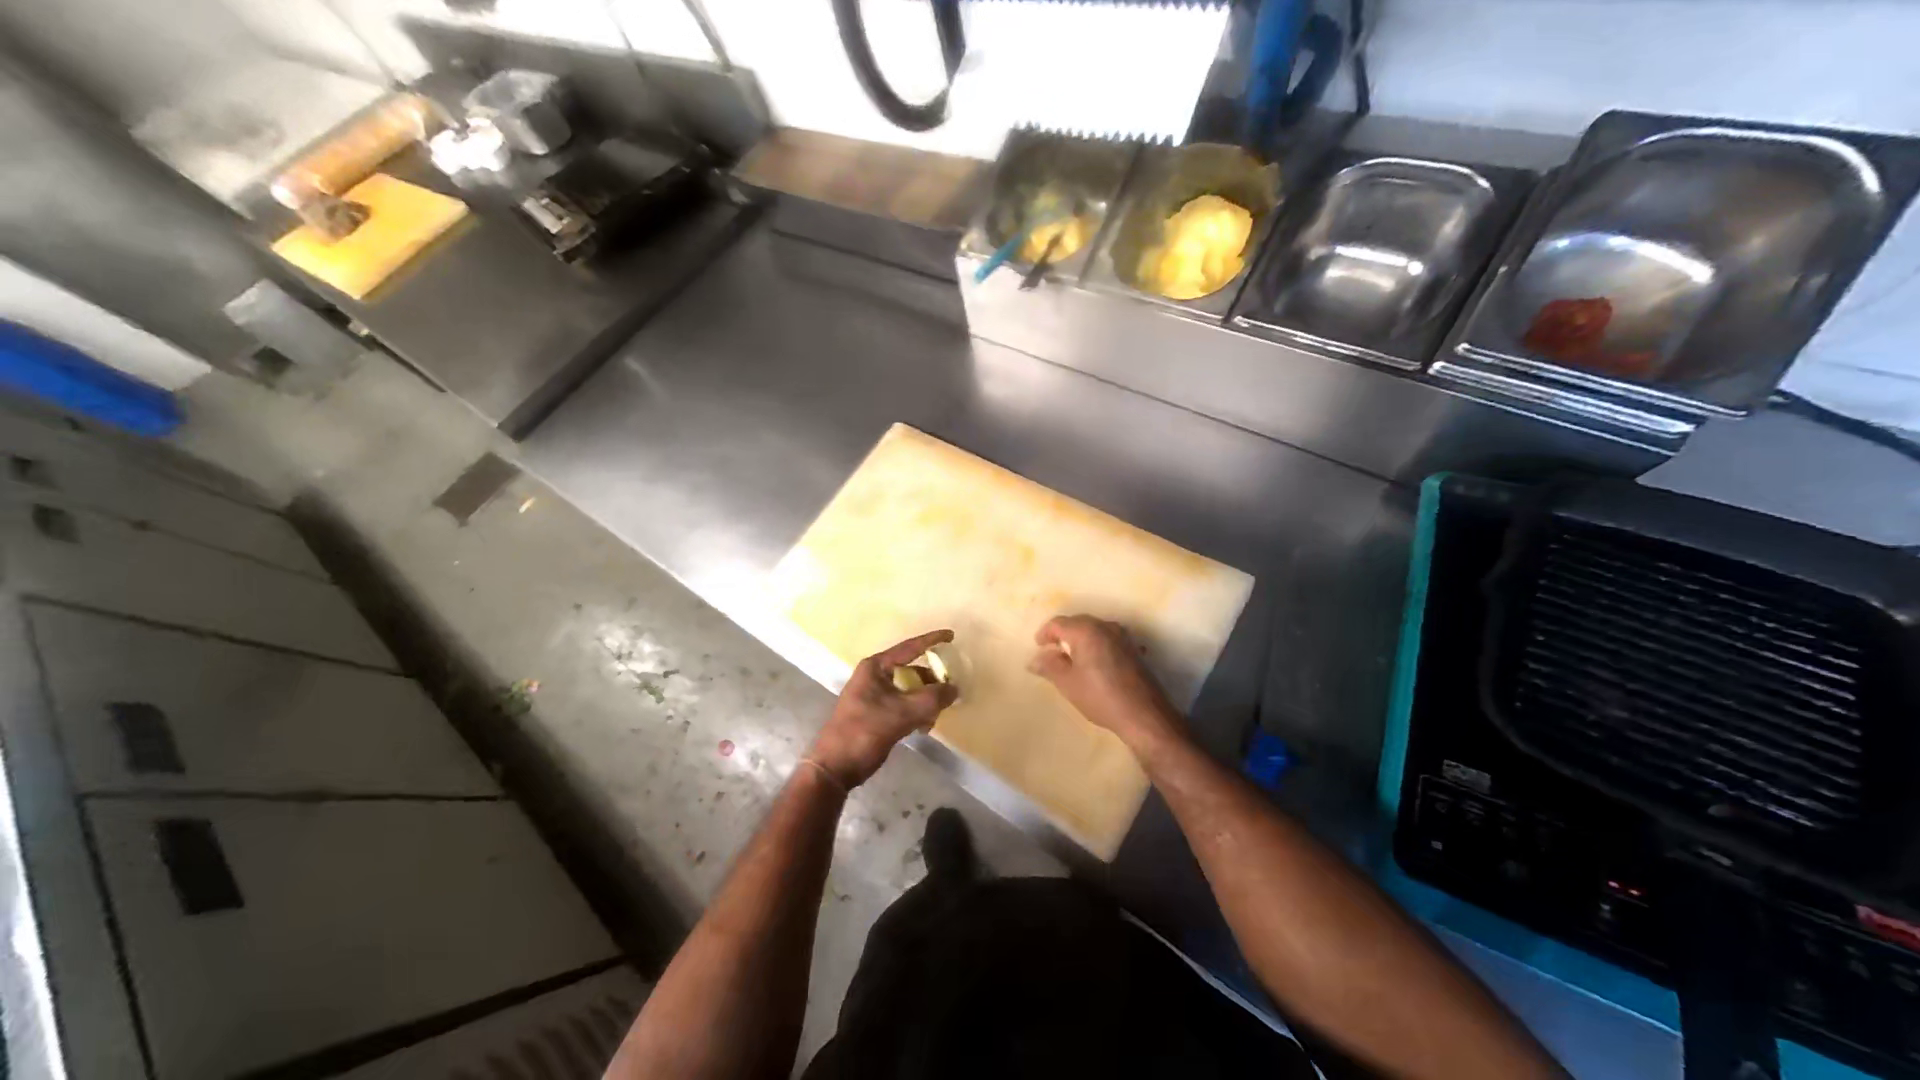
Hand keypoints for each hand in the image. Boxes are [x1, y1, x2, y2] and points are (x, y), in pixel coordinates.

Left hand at [807, 629, 958, 788]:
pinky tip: (924, 727)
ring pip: (908, 689)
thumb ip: (932, 698)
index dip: (931, 640)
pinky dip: (915, 712)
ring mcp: (873, 695)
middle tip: (951, 688)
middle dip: (931, 680)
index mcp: (875, 668)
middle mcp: (874, 676)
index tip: (952, 635)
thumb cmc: (865, 732)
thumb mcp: (903, 714)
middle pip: (911, 670)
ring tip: (937, 715)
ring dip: (924, 700)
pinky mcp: (875, 713)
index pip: (909, 648)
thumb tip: (954, 688)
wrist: (835, 767)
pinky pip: (903, 704)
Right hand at [1029, 615, 1183, 751]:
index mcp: (1086, 630)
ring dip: (1079, 639)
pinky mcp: (1133, 649)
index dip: (1045, 633)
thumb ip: (1048, 666)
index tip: (1038, 646)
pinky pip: (1107, 638)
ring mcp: (1122, 636)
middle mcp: (1105, 626)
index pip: (1058, 623)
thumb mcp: (1067, 683)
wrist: (1143, 714)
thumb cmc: (1100, 696)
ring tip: (1071, 657)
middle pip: (1077, 622)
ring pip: (1094, 629)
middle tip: (1052, 651)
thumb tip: (1034, 659)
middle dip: (1062, 634)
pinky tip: (1092, 662)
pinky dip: (1094, 644)